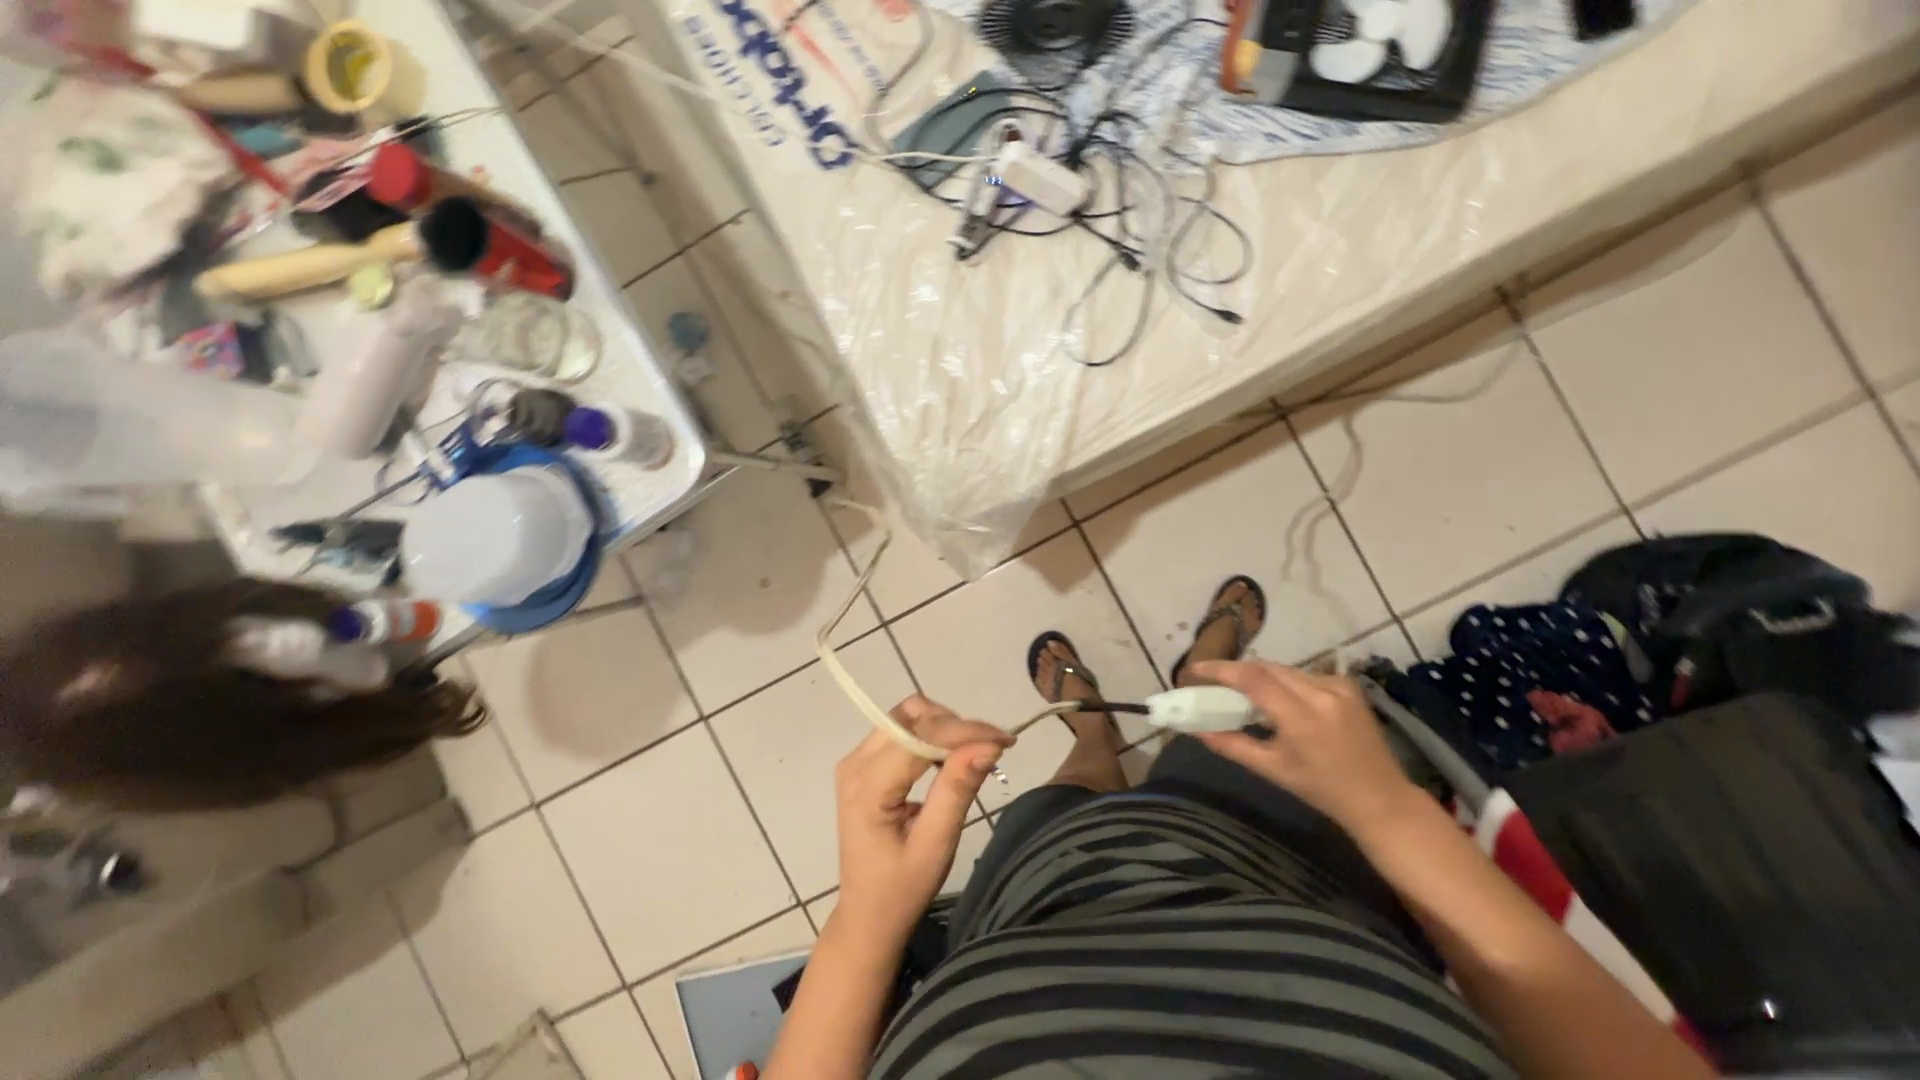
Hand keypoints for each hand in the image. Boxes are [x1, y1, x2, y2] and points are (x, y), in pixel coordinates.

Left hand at [832, 695, 1012, 946]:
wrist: (868, 914)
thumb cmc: (902, 888)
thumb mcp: (936, 844)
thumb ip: (957, 790)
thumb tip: (988, 746)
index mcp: (867, 786)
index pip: (920, 736)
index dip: (964, 731)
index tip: (1005, 741)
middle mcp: (854, 763)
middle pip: (910, 716)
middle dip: (954, 726)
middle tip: (990, 750)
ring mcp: (855, 761)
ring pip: (906, 718)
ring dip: (944, 727)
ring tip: (974, 754)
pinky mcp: (863, 765)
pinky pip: (901, 733)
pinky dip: (931, 736)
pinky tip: (952, 759)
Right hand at [1189, 660, 1423, 836]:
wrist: (1380, 797)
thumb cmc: (1322, 789)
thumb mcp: (1272, 770)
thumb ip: (1231, 745)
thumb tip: (1196, 729)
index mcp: (1302, 718)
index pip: (1253, 679)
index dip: (1221, 670)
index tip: (1195, 670)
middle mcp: (1321, 693)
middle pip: (1267, 668)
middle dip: (1236, 671)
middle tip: (1213, 681)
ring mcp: (1338, 687)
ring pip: (1285, 670)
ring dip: (1260, 676)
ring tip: (1241, 691)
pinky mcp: (1348, 686)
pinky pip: (1305, 676)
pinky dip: (1285, 682)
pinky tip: (1279, 699)